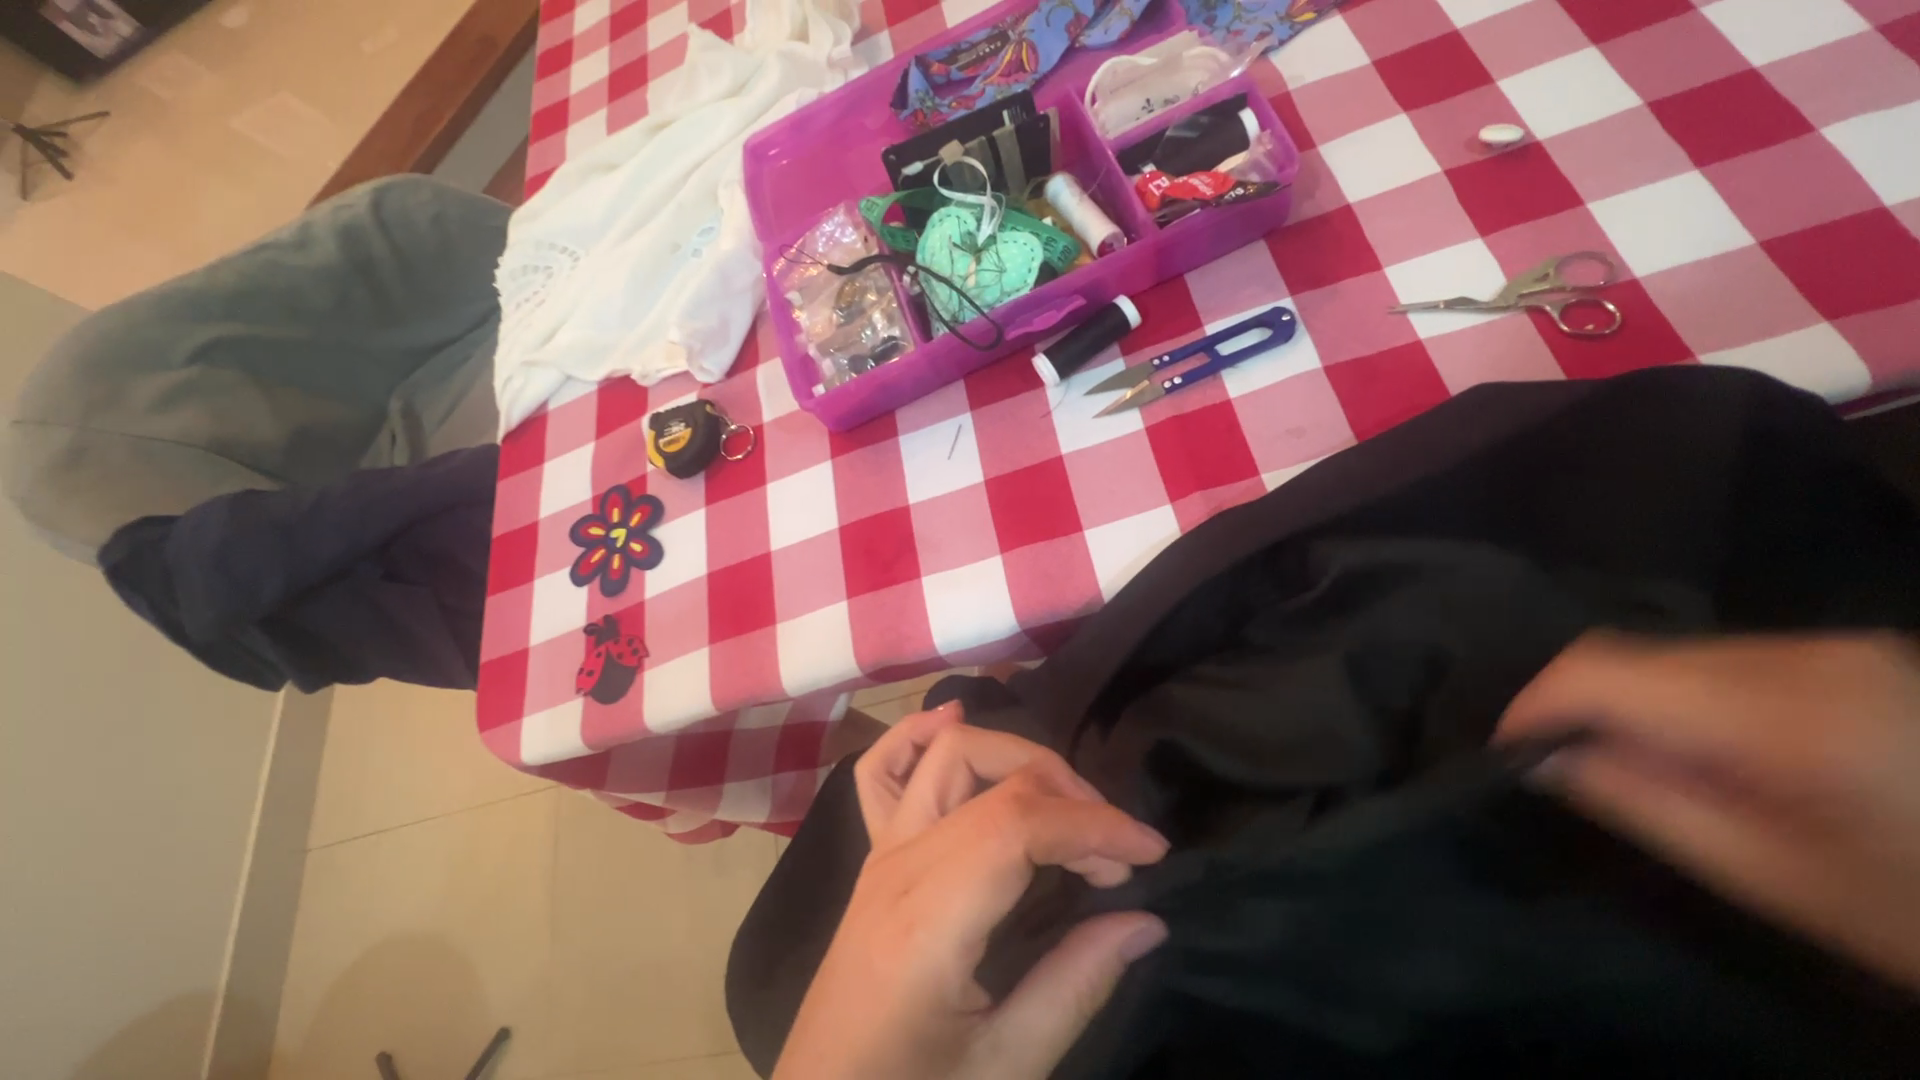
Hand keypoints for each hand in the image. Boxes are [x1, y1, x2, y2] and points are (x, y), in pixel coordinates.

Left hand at [774, 702, 1170, 1079]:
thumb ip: (1076, 985)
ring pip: (947, 754)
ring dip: (1017, 761)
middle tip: (1115, 858)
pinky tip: (953, 720)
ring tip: (1066, 807)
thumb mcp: (1003, 1065)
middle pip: (991, 777)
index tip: (1153, 854)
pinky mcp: (875, 857)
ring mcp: (880, 854)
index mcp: (928, 919)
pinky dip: (918, 735)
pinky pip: (883, 772)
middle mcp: (899, 865)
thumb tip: (1147, 920)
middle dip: (1070, 795)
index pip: (1017, 824)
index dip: (1094, 824)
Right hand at [1499, 631, 1919, 989]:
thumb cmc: (1917, 912)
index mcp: (1783, 715)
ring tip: (1628, 759)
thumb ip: (1639, 801)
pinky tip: (1699, 745)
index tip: (1503, 748)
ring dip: (1627, 699)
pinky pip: (1719, 660)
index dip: (1533, 703)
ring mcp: (1835, 646)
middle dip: (1577, 704)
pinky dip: (1678, 695)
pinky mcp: (1848, 653)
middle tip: (1559, 763)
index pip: (1602, 670)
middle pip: (1633, 654)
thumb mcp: (1767, 877)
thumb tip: (1539, 757)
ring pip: (1671, 652)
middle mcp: (1804, 654)